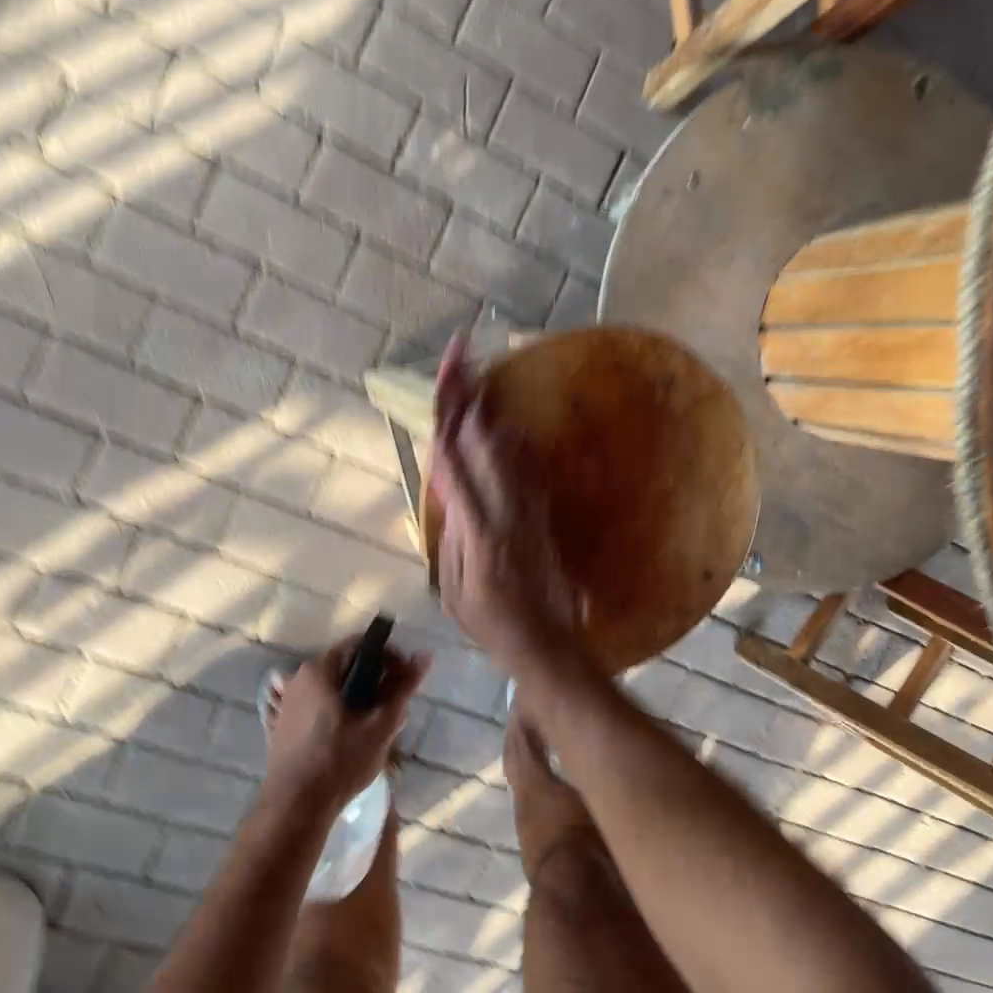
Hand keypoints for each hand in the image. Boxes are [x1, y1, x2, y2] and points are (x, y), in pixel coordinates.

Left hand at [264, 634, 430, 808]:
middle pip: (347, 668)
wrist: (295, 807)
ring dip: (361, 701)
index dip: (389, 657)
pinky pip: (320, 708)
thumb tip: (425, 656)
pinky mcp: (286, 726)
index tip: (405, 680)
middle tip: (397, 708)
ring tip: (380, 727)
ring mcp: (289, 703)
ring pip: (335, 690)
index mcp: (319, 670)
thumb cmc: (340, 761)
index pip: (361, 645)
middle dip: (377, 683)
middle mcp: (300, 679)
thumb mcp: (380, 725)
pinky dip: (341, 714)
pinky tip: (354, 739)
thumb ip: (403, 688)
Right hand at [429, 331, 590, 676]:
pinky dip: (512, 435)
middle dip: (469, 392)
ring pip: (507, 444)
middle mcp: (505, 511)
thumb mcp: (454, 588)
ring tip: (479, 368)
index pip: (454, 459)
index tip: (444, 376)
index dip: (447, 414)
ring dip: (491, 403)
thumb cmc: (490, 624)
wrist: (548, 642)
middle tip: (460, 350)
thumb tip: (448, 481)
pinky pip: (526, 465)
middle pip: (482, 439)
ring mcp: (529, 510)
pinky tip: (505, 418)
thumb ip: (453, 531)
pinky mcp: (543, 514)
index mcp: (477, 531)